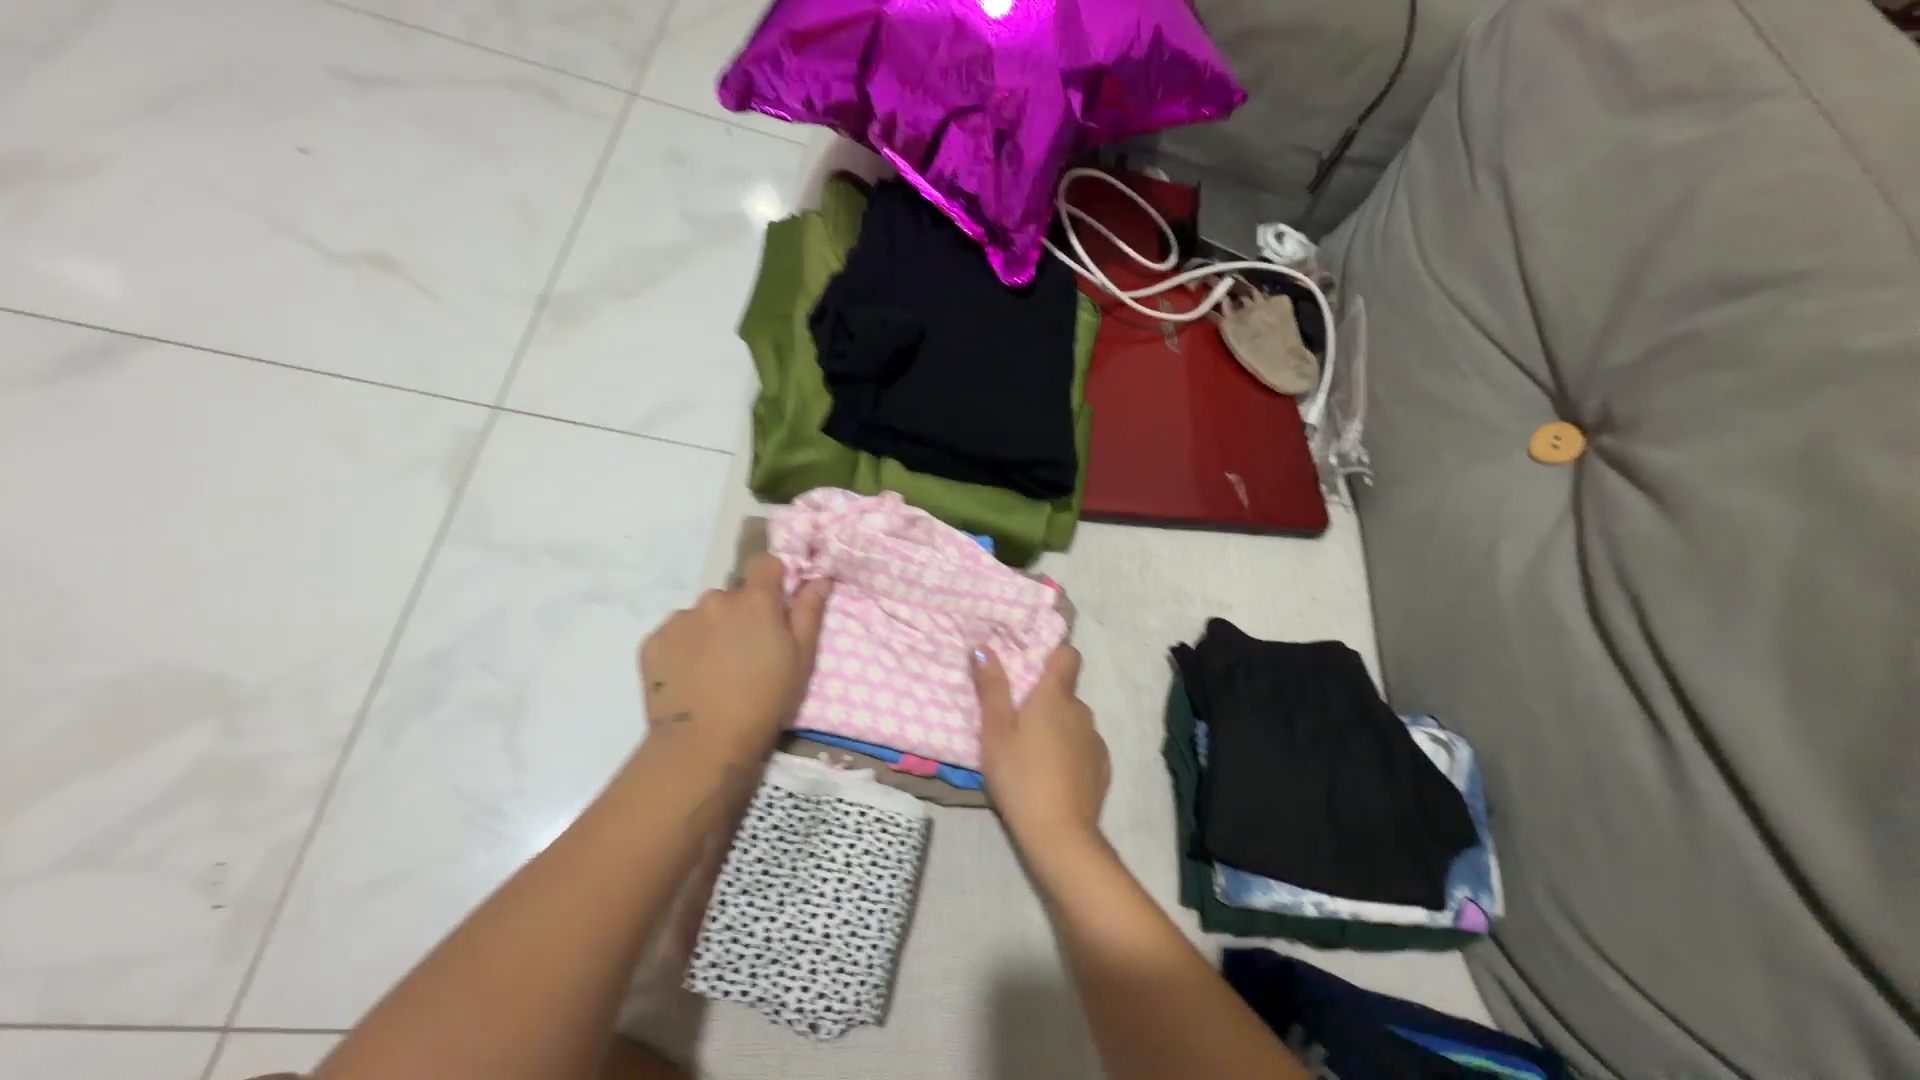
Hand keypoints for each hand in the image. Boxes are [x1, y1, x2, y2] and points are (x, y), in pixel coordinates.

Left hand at [638, 555, 829, 765]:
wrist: (704, 743)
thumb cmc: (765, 702)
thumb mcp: (801, 660)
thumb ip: (809, 613)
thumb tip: (819, 579)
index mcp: (755, 601)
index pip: (765, 564)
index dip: (772, 580)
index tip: (775, 606)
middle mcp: (715, 599)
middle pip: (732, 595)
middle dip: (739, 615)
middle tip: (744, 654)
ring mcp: (679, 619)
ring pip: (701, 615)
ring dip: (710, 632)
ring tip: (713, 671)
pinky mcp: (652, 641)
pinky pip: (674, 635)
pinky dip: (683, 650)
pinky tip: (690, 679)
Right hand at [973, 644, 1110, 849]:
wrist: (1059, 832)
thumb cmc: (1019, 776)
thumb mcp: (994, 732)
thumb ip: (991, 688)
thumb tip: (983, 647)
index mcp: (1055, 696)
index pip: (1068, 655)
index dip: (1053, 655)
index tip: (1032, 667)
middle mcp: (1081, 711)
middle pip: (1065, 692)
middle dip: (1045, 700)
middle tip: (1016, 722)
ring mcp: (1095, 740)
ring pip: (1074, 722)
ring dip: (1057, 728)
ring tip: (1031, 754)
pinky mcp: (1102, 768)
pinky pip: (1083, 747)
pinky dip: (1069, 753)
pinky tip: (1052, 775)